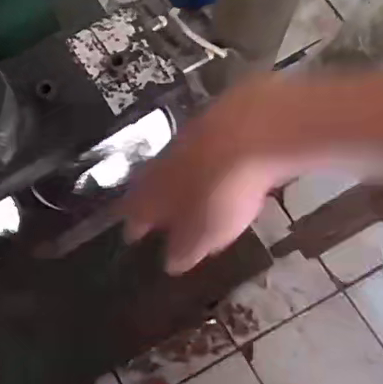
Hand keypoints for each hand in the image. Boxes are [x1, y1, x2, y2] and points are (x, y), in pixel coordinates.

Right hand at [120, 75, 308, 271]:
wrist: (251, 129)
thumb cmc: (222, 193)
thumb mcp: (205, 234)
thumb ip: (185, 249)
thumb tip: (170, 263)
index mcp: (149, 196)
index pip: (133, 216)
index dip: (133, 229)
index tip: (132, 237)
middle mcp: (158, 165)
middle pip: (147, 185)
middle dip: (150, 199)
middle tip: (154, 211)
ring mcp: (183, 140)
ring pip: (172, 164)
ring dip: (175, 176)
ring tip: (184, 189)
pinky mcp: (211, 120)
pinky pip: (199, 147)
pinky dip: (202, 159)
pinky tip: (215, 164)